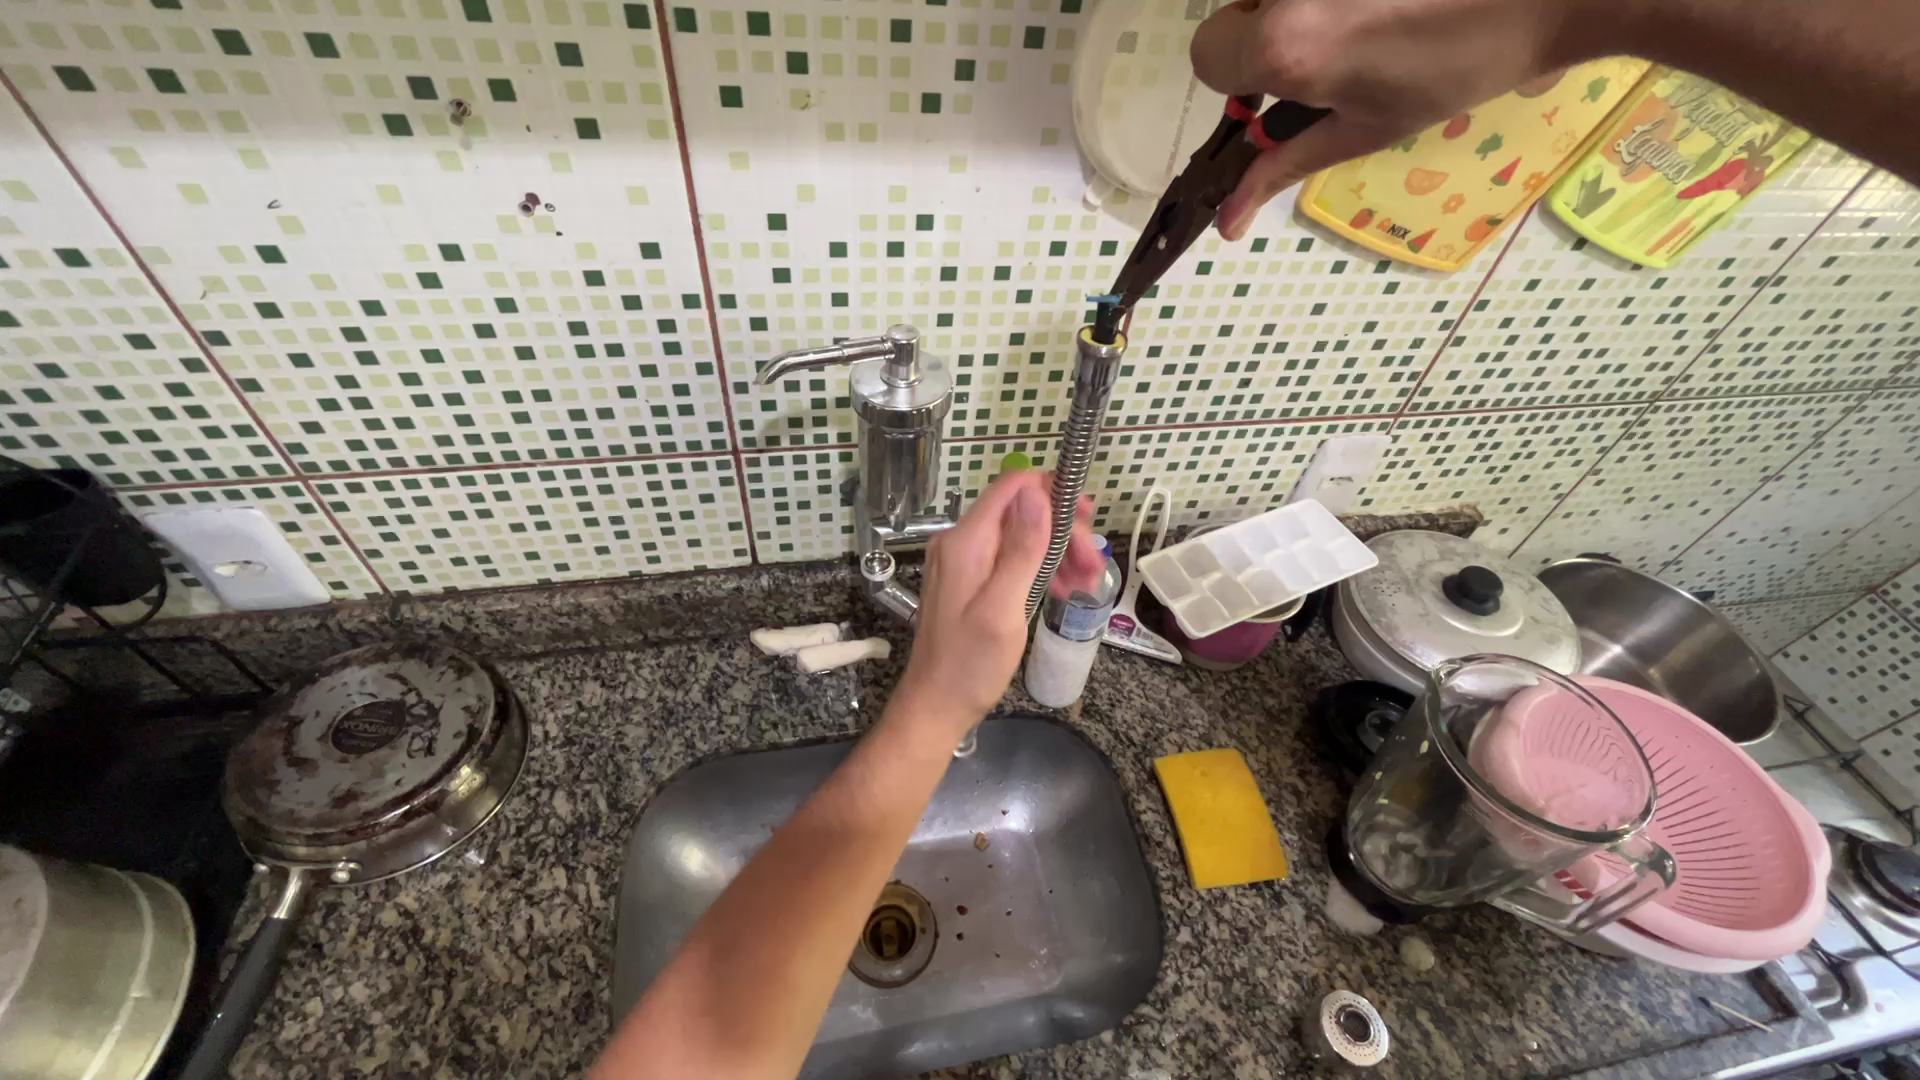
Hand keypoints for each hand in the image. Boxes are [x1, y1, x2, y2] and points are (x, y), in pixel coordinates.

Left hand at [896, 471, 1101, 732]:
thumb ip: (1021, 550)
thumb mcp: (1003, 608)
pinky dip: (1039, 569)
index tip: (1087, 515)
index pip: (1011, 488)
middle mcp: (960, 542)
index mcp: (965, 542)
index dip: (1052, 491)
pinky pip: (1010, 559)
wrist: (936, 705)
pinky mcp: (970, 580)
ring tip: (1087, 583)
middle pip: (1020, 512)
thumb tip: (1036, 493)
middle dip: (1063, 531)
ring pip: (1020, 536)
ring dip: (1058, 553)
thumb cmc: (970, 665)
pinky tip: (1063, 590)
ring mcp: (963, 561)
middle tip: (1094, 564)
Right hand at [1190, 0, 1584, 238]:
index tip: (1277, 83)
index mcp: (1285, 45)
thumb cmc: (1460, 66)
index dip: (1233, 73)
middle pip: (1239, 6)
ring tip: (1373, 9)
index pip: (1205, 54)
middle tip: (1338, 42)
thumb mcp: (1362, 130)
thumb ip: (1281, 168)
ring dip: (1307, 3)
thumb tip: (1224, 226)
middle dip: (1269, 29)